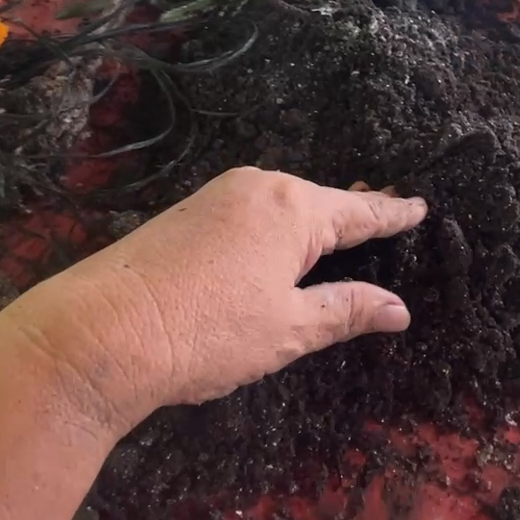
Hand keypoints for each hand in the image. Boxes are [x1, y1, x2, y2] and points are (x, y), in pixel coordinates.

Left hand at [13, 168, 425, 425]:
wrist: (99, 332)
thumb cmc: (208, 331)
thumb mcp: (289, 328)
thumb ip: (347, 311)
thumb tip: (400, 310)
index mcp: (293, 207)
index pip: (360, 210)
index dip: (392, 212)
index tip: (420, 205)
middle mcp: (258, 186)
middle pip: (319, 202)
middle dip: (351, 213)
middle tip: (383, 217)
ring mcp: (218, 195)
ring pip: (281, 205)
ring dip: (310, 222)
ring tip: (336, 234)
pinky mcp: (188, 212)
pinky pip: (251, 212)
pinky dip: (275, 227)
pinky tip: (275, 245)